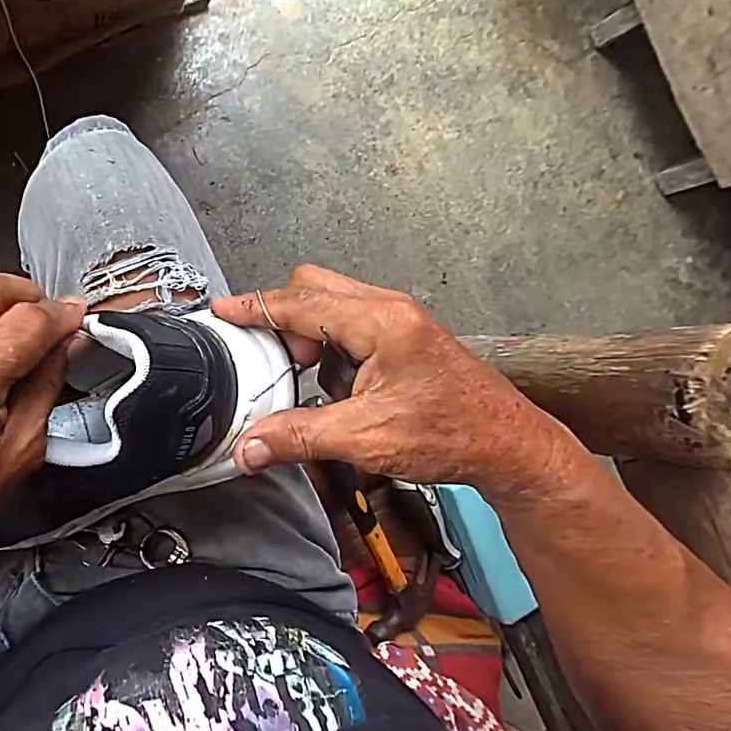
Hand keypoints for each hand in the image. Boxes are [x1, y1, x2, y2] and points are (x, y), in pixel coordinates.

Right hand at [212, 265, 592, 500]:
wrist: (506, 444)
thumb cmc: (455, 432)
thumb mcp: (365, 439)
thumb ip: (298, 437)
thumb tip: (251, 445)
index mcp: (380, 322)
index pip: (300, 301)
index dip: (255, 308)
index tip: (225, 312)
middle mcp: (389, 309)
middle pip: (313, 286)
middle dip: (281, 318)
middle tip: (270, 358)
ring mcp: (397, 319)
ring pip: (330, 302)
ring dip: (307, 334)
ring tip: (306, 377)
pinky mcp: (400, 335)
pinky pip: (348, 321)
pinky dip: (328, 345)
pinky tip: (335, 383)